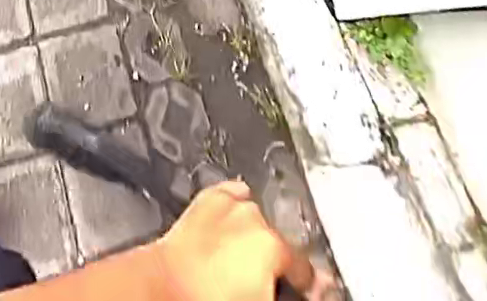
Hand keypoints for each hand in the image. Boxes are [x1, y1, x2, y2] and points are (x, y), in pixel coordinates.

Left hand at [151, 180, 337, 300]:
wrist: (168, 288)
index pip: (305, 269)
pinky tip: (234, 223)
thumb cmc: (212, 299)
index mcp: (273, 246)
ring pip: (255, 220)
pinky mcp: (208, 197)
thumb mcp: (263, 300)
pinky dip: (236, 207)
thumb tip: (317, 285)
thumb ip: (292, 288)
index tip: (304, 292)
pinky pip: (232, 195)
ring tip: (242, 260)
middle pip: (279, 243)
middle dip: (276, 263)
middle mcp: (254, 217)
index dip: (306, 286)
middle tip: (265, 282)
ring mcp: (229, 203)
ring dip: (255, 237)